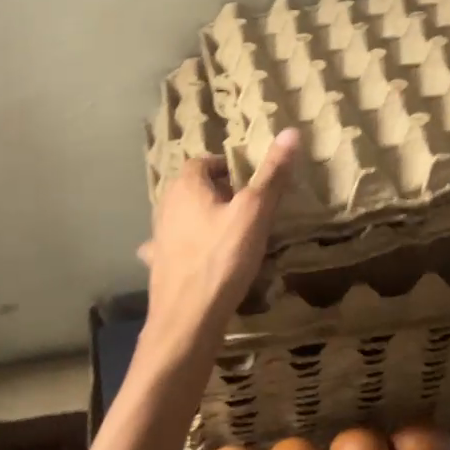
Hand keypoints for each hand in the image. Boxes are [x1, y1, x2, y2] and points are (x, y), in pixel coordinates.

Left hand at [138, 129, 301, 344]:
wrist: (187, 317)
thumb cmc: (222, 257)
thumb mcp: (255, 212)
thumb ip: (272, 174)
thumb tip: (291, 131)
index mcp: (186, 185)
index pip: (206, 162)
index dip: (229, 169)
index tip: (251, 184)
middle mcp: (166, 204)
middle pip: (194, 189)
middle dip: (217, 194)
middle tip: (247, 209)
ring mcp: (158, 236)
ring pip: (182, 217)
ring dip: (201, 219)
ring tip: (228, 234)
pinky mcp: (158, 264)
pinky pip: (174, 247)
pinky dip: (186, 248)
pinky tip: (198, 259)